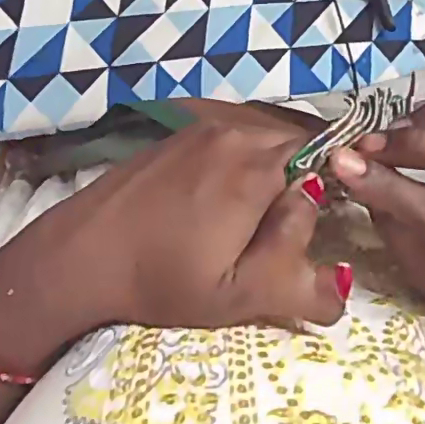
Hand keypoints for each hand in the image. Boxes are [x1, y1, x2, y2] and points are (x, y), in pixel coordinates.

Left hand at [0, 118, 349, 423]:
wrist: (84, 253)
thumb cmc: (162, 279)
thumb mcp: (236, 297)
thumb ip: (298, 279)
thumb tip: (340, 272)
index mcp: (254, 166)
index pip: (319, 159)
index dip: (317, 196)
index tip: (296, 231)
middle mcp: (233, 130)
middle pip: (291, 144)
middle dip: (293, 182)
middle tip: (270, 230)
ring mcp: (202, 125)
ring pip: (260, 138)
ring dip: (266, 171)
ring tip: (243, 219)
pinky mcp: (180, 131)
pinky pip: (231, 136)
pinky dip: (238, 161)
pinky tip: (214, 200)